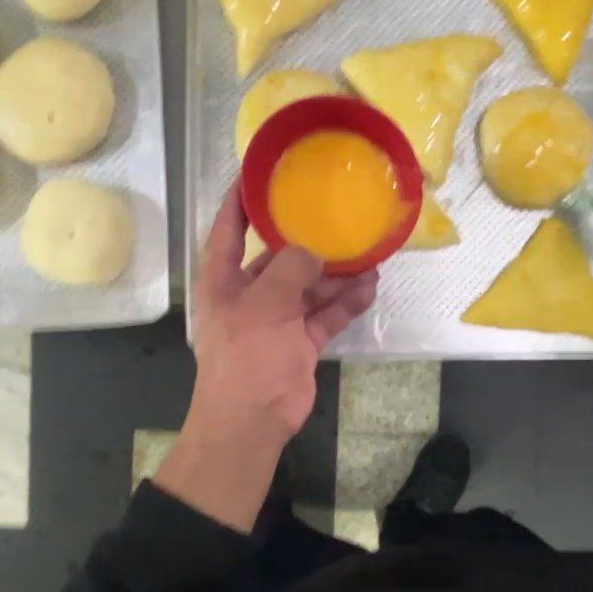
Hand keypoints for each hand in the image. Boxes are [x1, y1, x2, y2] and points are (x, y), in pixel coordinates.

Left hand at [157, 193, 377, 530]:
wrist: (252, 419)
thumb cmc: (247, 355)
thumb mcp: (265, 302)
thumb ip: (291, 268)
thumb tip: (314, 253)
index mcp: (223, 279)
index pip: (229, 229)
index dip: (241, 199)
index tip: (260, 172)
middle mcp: (248, 295)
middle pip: (278, 258)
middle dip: (307, 241)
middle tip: (337, 216)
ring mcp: (276, 320)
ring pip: (308, 287)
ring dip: (335, 274)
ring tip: (368, 253)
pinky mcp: (299, 343)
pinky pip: (324, 315)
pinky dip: (344, 303)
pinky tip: (369, 287)